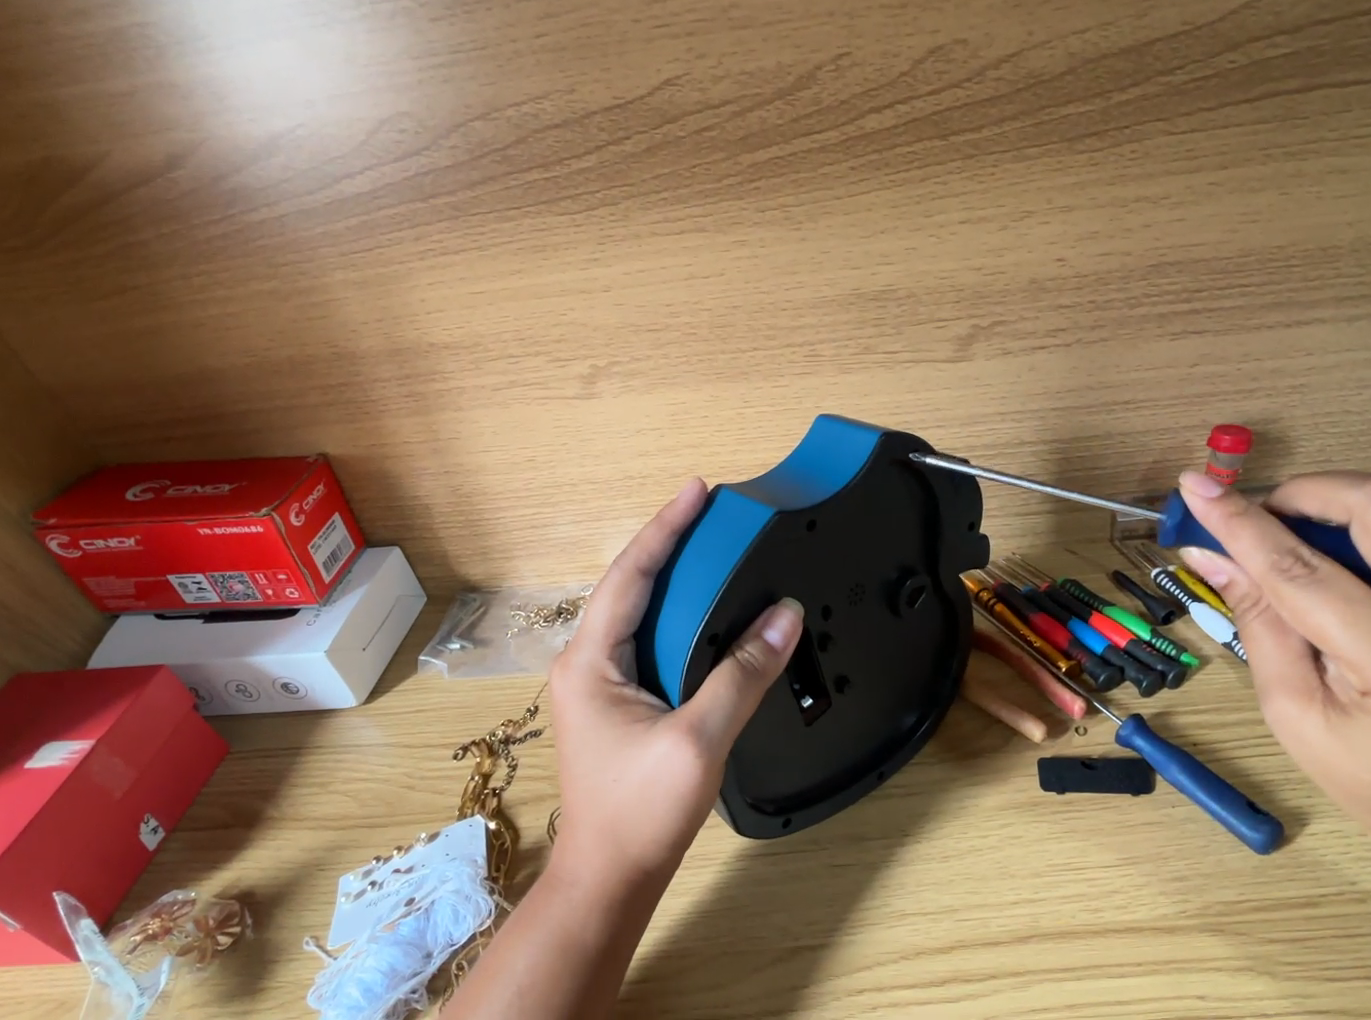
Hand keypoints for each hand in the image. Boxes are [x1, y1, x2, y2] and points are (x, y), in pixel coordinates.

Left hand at [548, 478, 802, 888]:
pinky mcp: (618, 705)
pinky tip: (711, 615)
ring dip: (678, 583)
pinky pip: (651, 644)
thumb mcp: (697, 740)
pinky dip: (682, 620)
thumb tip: (783, 617)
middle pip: (632, 587)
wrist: (609, 880)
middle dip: (674, 547)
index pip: (630, 575)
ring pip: (642, 616)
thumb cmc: (639, 814)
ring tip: (720, 552)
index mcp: (590, 662)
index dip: (665, 528)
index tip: (698, 490)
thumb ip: (741, 674)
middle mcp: (586, 664)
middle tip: (719, 517)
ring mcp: (599, 685)